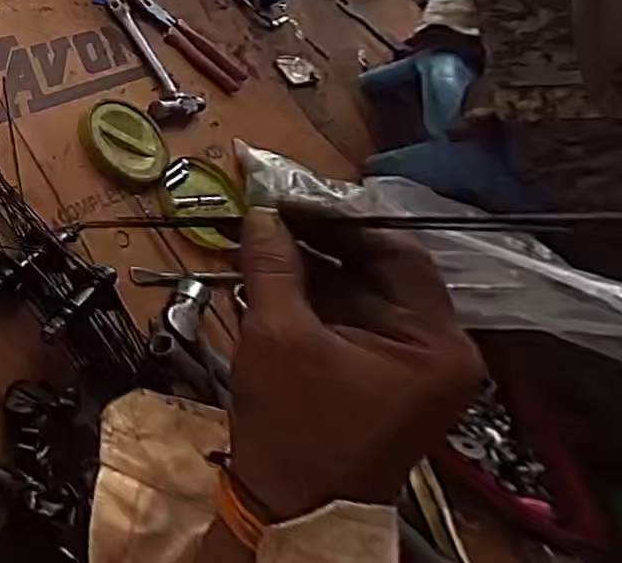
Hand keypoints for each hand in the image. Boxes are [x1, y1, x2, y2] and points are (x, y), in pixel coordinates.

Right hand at [227, 207, 483, 519]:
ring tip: (250, 233)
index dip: (336, 216)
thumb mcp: (276, 331)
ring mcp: (396, 354)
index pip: (395, 253)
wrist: (292, 487)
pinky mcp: (364, 360)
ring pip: (348, 283)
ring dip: (299, 258)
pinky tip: (258, 267)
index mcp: (431, 341)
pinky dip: (297, 284)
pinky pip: (334, 306)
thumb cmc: (295, 414)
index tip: (279, 195)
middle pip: (372, 266)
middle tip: (258, 208)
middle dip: (313, 235)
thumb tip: (260, 212)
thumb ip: (271, 266)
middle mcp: (428, 343)